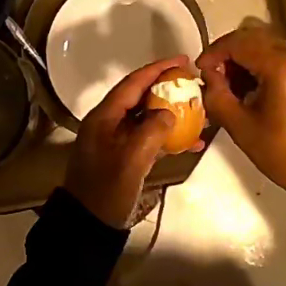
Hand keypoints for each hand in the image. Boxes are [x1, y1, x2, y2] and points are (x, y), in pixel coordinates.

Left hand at [63, 56, 193, 227]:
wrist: (89, 224)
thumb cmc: (107, 189)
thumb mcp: (132, 158)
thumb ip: (153, 129)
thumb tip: (169, 113)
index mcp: (104, 117)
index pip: (134, 83)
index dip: (158, 69)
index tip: (183, 60)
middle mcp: (108, 123)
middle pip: (140, 96)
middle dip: (167, 88)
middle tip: (192, 83)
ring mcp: (115, 140)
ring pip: (147, 117)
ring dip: (171, 112)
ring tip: (197, 109)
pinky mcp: (123, 156)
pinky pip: (148, 137)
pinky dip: (168, 136)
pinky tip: (191, 141)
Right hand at [197, 26, 285, 195]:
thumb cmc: (285, 152)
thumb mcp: (241, 127)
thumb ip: (217, 95)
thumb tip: (209, 76)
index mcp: (281, 66)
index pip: (238, 42)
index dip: (214, 53)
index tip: (200, 71)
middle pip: (254, 37)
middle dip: (229, 53)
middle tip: (213, 77)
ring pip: (268, 45)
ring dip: (245, 58)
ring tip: (230, 86)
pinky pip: (282, 57)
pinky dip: (262, 64)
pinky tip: (252, 88)